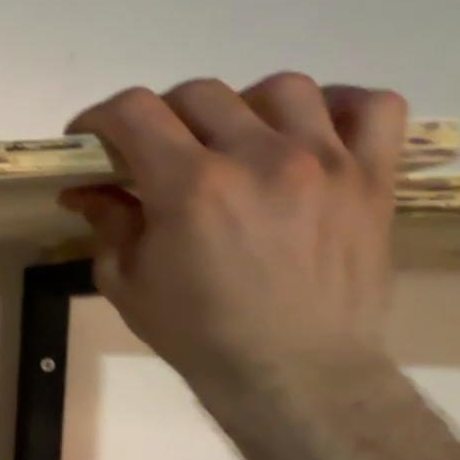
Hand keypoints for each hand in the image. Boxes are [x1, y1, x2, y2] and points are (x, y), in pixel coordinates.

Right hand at [60, 73, 404, 403]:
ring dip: (242, 108)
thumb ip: (108, 222)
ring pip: (279, 90)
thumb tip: (87, 190)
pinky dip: (336, 108)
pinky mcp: (372, 176)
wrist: (293, 370)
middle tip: (151, 152)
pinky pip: (370, 107)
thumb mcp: (125, 280)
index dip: (99, 117)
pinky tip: (308, 133)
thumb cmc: (195, 330)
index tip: (89, 139)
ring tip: (231, 143)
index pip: (134, 112)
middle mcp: (258, 158)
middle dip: (159, 117)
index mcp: (189, 186)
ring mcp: (325, 162)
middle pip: (198, 94)